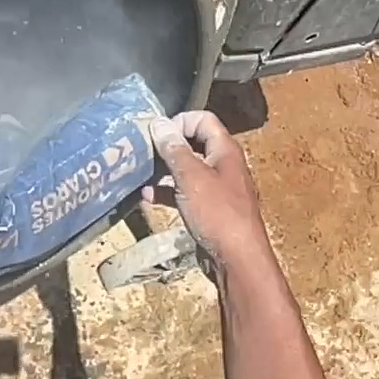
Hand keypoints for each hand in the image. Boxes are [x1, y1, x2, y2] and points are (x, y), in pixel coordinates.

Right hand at [147, 110, 275, 272]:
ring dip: (164, 171)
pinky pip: (185, 192)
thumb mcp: (192, 177)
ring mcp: (216, 188)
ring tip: (141, 174)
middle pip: (193, 143)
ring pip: (187, 170)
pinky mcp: (208, 209)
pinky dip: (168, 192)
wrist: (237, 259)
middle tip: (143, 152)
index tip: (156, 134)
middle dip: (167, 146)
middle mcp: (223, 164)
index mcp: (225, 150)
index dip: (179, 121)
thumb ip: (174, 150)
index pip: (203, 119)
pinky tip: (148, 198)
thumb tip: (159, 124)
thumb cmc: (217, 214)